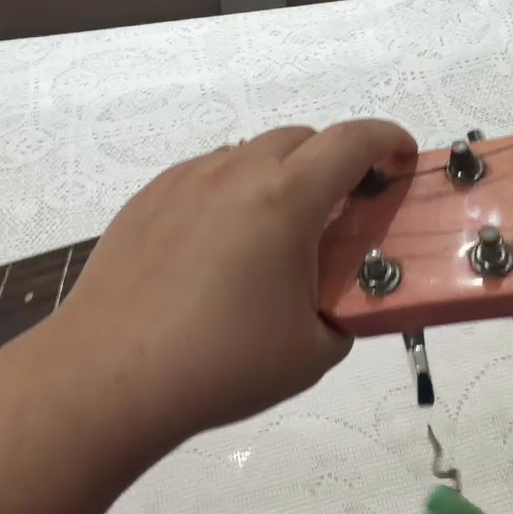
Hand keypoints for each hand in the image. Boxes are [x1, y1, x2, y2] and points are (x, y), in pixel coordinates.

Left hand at [47, 120, 415, 443]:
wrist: (109, 374)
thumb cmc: (220, 363)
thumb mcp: (312, 349)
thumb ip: (343, 309)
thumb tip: (337, 293)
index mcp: (284, 197)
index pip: (352, 141)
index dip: (388, 139)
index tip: (403, 157)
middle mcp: (235, 171)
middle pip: (300, 139)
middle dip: (333, 161)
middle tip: (339, 211)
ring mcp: (186, 179)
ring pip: (250, 154)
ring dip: (279, 175)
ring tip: (275, 234)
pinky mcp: (149, 197)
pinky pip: (207, 175)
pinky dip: (233, 190)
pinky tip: (218, 246)